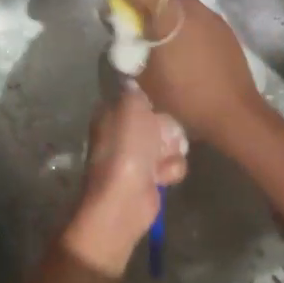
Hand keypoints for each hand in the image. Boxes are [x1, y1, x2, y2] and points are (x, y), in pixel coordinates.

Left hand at [61, 86, 187, 276]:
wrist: (125, 199)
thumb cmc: (126, 149)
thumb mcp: (131, 108)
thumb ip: (134, 93)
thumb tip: (131, 83)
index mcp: (111, 115)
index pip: (136, 99)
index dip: (149, 103)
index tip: (157, 105)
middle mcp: (122, 134)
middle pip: (158, 120)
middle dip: (165, 128)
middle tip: (161, 136)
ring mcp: (136, 157)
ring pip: (169, 141)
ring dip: (171, 150)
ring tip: (162, 160)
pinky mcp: (151, 177)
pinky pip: (172, 164)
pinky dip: (170, 170)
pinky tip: (163, 177)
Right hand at [120, 0, 265, 146]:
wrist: (233, 113)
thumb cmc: (184, 96)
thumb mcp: (145, 79)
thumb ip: (132, 54)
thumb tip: (126, 42)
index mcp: (168, 15)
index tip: (118, 7)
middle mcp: (192, 8)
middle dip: (151, 5)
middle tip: (141, 24)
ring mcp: (213, 18)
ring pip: (185, 7)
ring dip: (172, 16)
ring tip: (165, 38)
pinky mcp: (227, 31)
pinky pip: (201, 21)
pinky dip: (189, 27)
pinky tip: (187, 49)